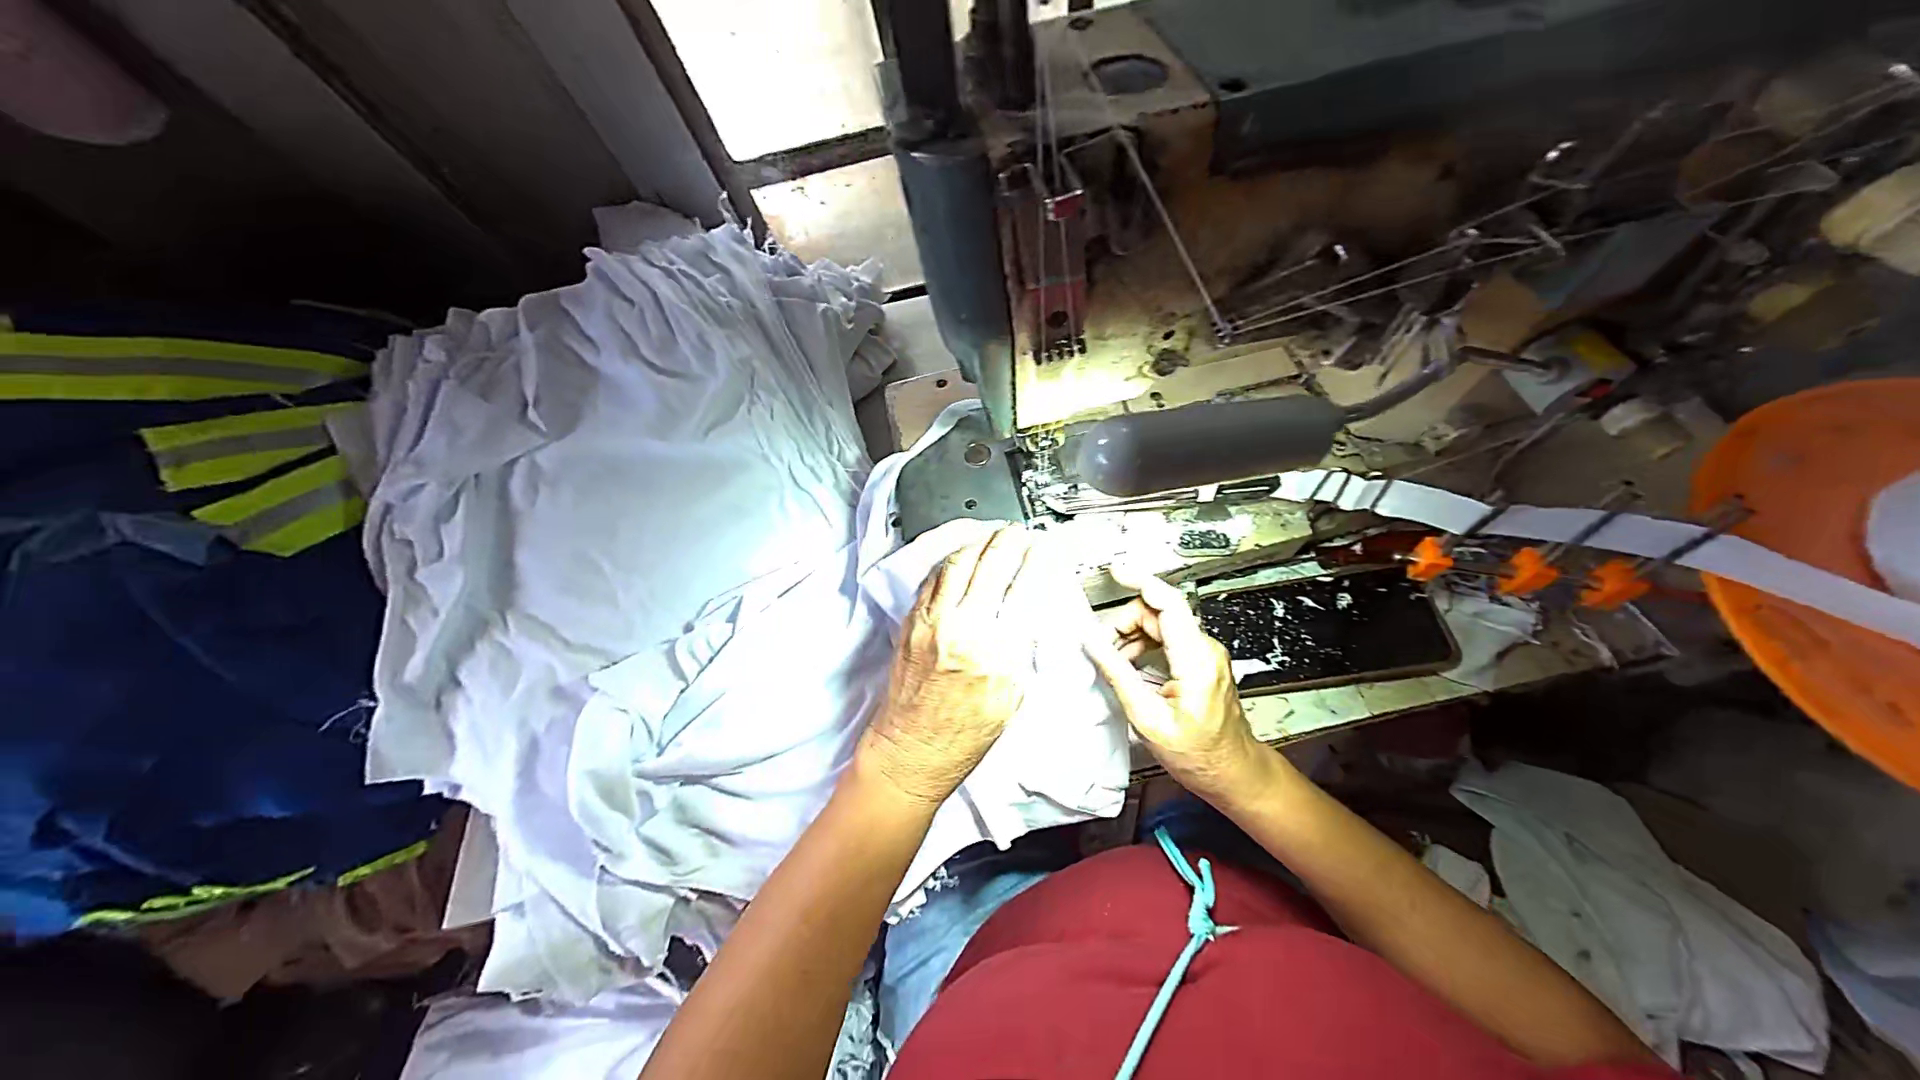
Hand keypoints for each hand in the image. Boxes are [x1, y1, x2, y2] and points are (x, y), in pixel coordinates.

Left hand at [859, 526, 1046, 806]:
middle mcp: (962, 632)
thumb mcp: (1011, 700)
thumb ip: (1020, 653)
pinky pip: (932, 581)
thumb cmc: (960, 739)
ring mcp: (932, 624)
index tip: (1043, 551)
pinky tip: (960, 558)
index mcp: (995, 655)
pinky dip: (949, 563)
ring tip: (991, 535)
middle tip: (1019, 533)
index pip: (1023, 592)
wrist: (910, 752)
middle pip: (990, 568)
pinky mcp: (911, 624)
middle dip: (1008, 543)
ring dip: (978, 544)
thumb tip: (1027, 617)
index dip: (1036, 564)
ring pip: (957, 566)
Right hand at [1085, 564, 1269, 800]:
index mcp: (1196, 661)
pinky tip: (1130, 667)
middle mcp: (1205, 650)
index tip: (1116, 571)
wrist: (1232, 772)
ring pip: (1160, 625)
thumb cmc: (1200, 755)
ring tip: (1114, 662)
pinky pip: (1167, 639)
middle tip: (1102, 647)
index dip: (1140, 581)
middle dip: (1124, 623)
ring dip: (1131, 636)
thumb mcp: (1148, 718)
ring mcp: (1205, 654)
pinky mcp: (1201, 660)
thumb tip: (1093, 643)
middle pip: (1157, 613)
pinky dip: (1143, 646)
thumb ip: (1118, 674)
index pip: (1168, 603)